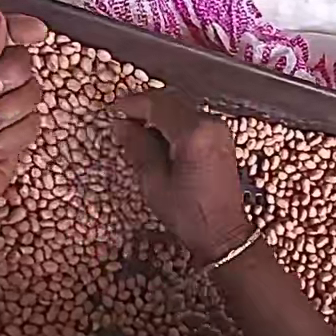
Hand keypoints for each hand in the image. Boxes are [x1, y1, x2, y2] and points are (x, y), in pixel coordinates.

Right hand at [109, 89, 251, 262]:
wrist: (223, 234)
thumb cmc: (189, 214)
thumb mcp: (155, 183)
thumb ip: (138, 148)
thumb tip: (122, 125)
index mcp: (194, 133)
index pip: (157, 104)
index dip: (131, 104)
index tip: (112, 110)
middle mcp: (210, 125)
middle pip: (171, 102)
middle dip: (144, 108)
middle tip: (121, 121)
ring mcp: (220, 131)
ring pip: (182, 110)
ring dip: (158, 116)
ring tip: (136, 132)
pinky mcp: (222, 140)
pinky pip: (192, 121)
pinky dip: (173, 124)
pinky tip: (158, 140)